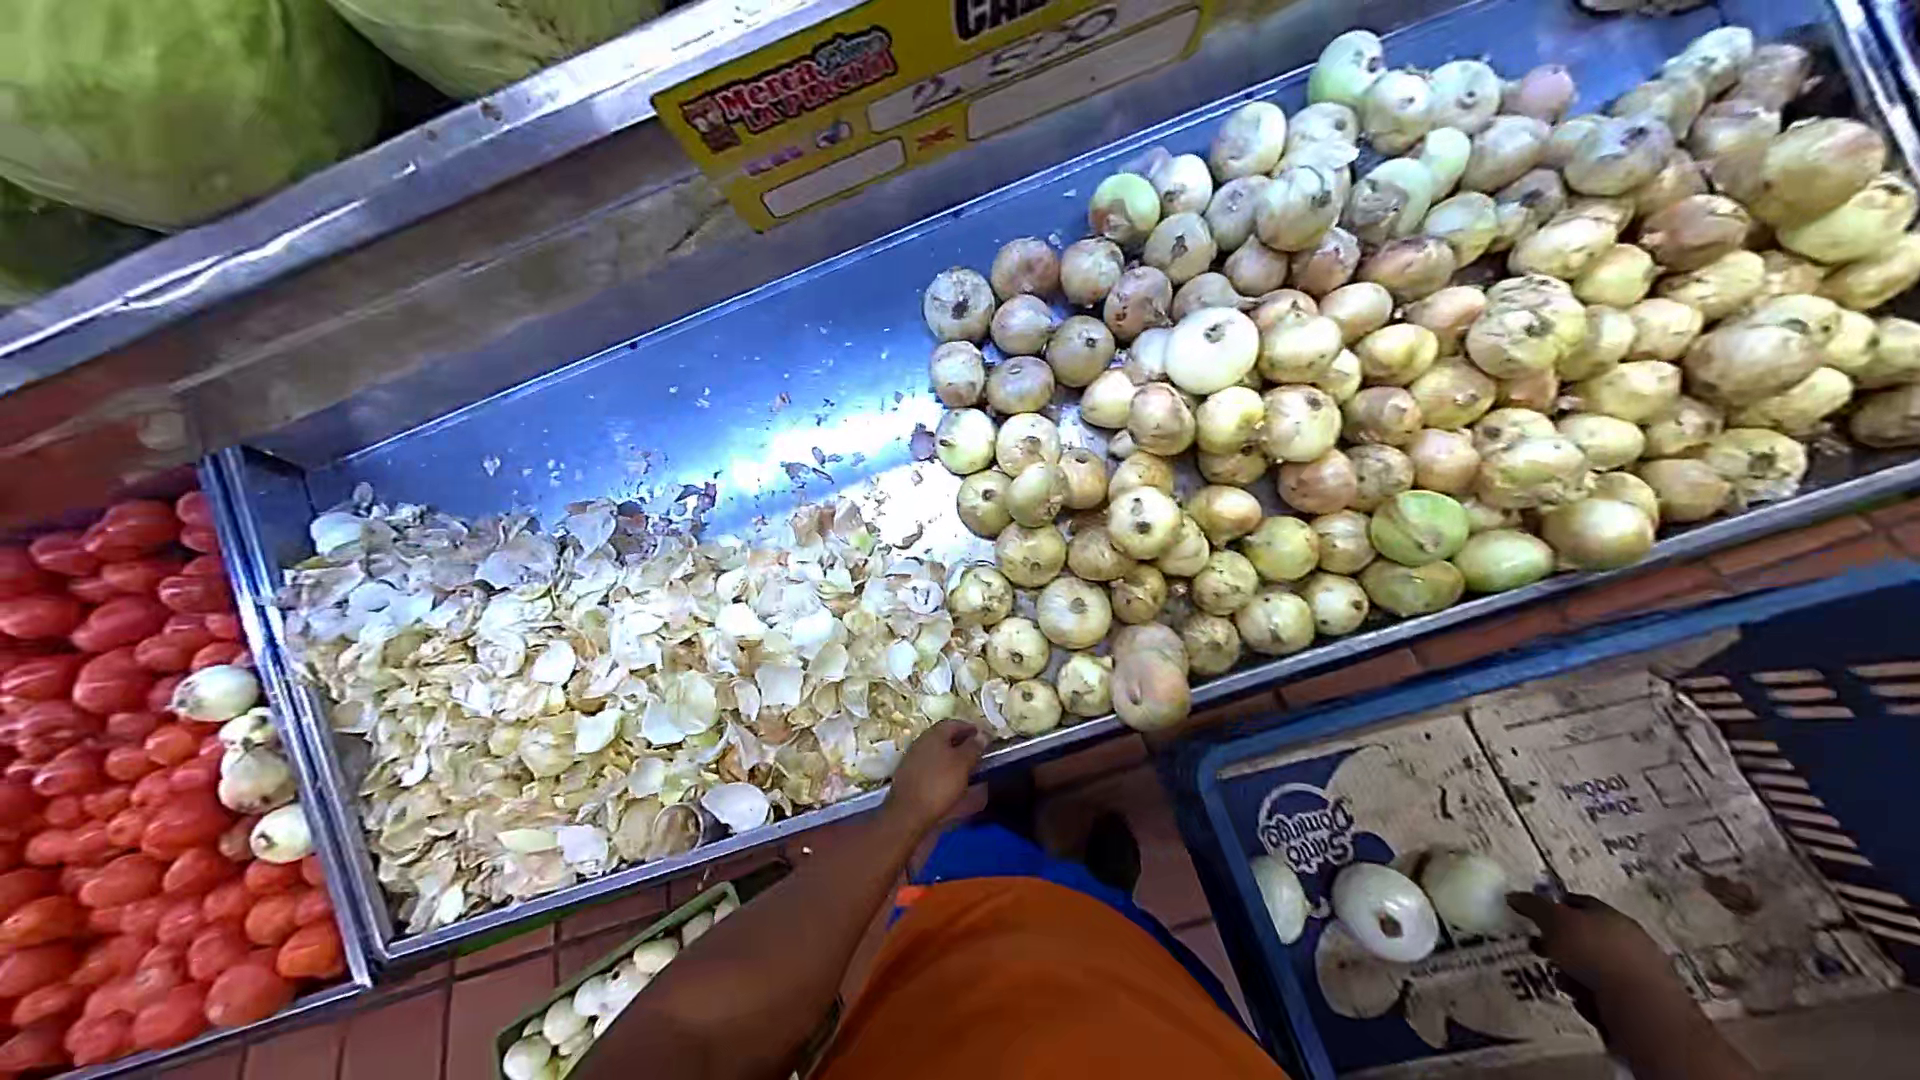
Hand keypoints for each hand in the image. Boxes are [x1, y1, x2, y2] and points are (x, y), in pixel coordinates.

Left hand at [882, 720, 985, 835]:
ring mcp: (915, 765)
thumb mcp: (963, 762)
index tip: (985, 737)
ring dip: (958, 765)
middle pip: (946, 742)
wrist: (909, 815)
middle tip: (981, 756)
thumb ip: (974, 747)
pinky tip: (962, 793)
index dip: (971, 728)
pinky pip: (936, 777)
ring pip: (941, 760)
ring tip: (975, 775)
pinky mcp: (913, 784)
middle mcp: (922, 745)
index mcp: (933, 735)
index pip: (954, 724)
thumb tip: (982, 734)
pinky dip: (950, 781)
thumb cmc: (939, 784)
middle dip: (965, 748)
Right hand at [1508, 892, 1679, 997]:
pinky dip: (1593, 992)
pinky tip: (1585, 1000)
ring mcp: (1642, 971)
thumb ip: (1532, 905)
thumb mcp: (1553, 921)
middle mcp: (1630, 938)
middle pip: (1586, 935)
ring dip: (1574, 971)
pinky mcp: (1646, 1000)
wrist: (1643, 1007)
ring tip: (1564, 981)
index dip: (1553, 905)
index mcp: (1610, 915)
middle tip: (1542, 950)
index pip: (1577, 901)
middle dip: (1561, 944)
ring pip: (1595, 964)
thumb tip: (1513, 895)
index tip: (1533, 915)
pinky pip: (1608, 989)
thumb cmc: (1593, 953)